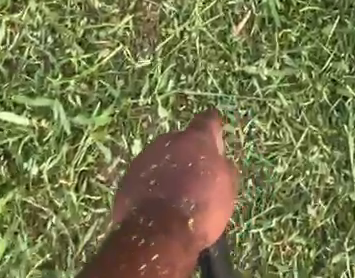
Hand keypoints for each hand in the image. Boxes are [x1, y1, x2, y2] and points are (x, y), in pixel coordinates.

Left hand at [111, 108, 238, 249]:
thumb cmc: (201, 208)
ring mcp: (145, 157)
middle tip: (194, 179)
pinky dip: (150, 188)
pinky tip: (156, 208)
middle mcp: (169, 140)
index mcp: (196, 138)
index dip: (212, 129)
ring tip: (173, 198)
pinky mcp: (127, 178)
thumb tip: (219, 162)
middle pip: (181, 141)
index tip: (215, 138)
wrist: (158, 235)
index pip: (208, 120)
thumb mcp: (226, 189)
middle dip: (187, 155)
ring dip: (167, 171)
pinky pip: (144, 178)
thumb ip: (223, 168)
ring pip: (160, 159)